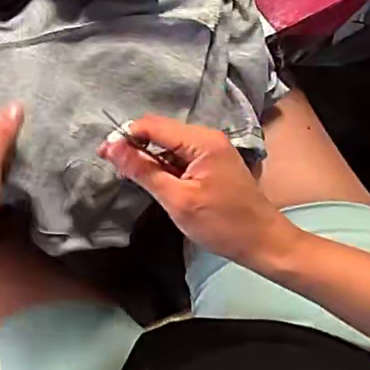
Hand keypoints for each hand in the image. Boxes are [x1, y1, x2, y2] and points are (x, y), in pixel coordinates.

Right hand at [98, 115, 300, 265]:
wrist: (265, 244)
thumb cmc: (222, 224)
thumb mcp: (177, 199)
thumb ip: (142, 170)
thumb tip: (111, 147)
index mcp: (201, 141)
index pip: (151, 125)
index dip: (125, 137)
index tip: (104, 156)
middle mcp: (205, 137)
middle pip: (157, 130)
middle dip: (133, 145)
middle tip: (113, 166)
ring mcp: (208, 149)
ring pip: (164, 143)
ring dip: (145, 156)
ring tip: (128, 175)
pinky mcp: (208, 162)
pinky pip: (175, 154)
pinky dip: (159, 164)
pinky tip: (150, 179)